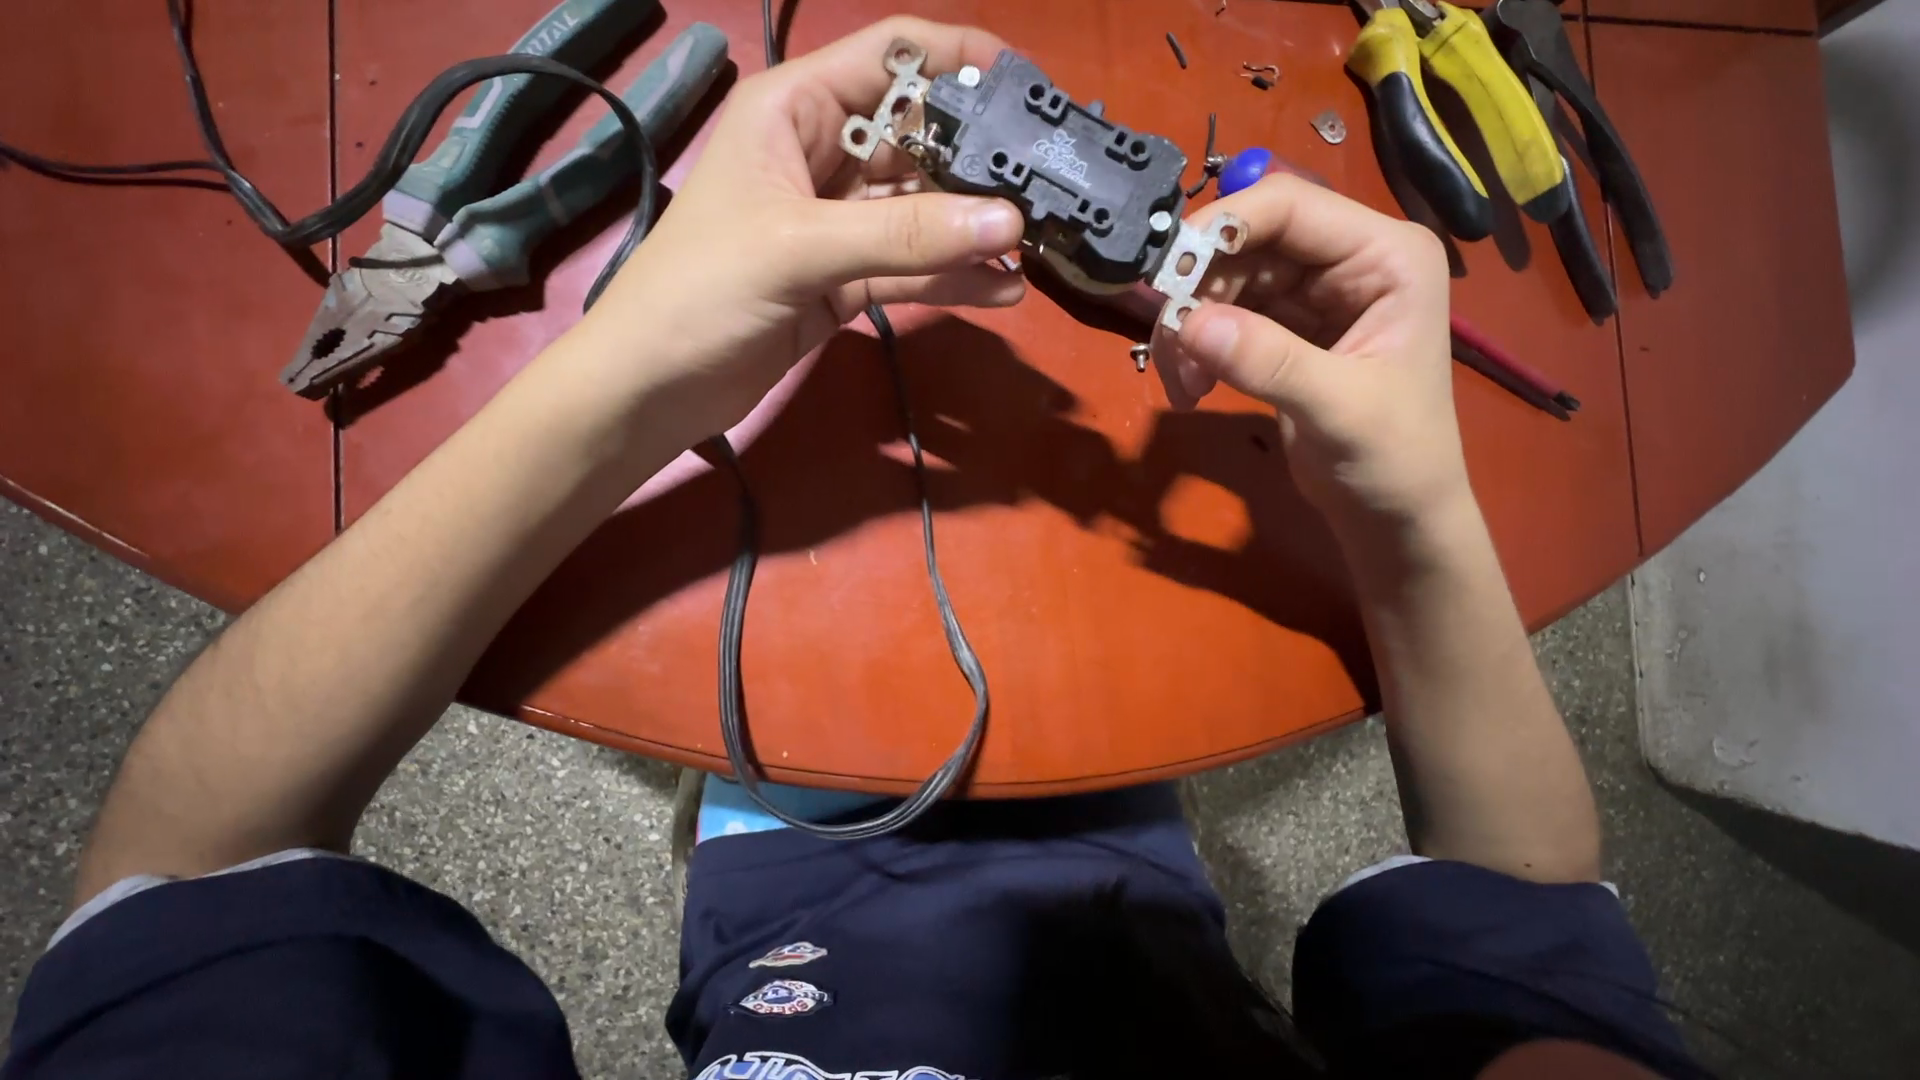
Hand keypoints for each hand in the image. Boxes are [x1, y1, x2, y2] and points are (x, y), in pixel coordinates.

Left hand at [571, 17, 1026, 439]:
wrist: (655, 385)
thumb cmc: (702, 290)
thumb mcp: (800, 247)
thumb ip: (903, 235)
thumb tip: (1007, 223)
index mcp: (796, 109)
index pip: (892, 58)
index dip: (960, 62)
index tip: (1028, 89)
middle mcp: (823, 156)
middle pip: (919, 140)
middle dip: (980, 161)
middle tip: (1048, 187)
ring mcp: (836, 224)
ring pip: (920, 214)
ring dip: (972, 231)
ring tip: (1035, 248)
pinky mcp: (845, 281)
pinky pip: (910, 270)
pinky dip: (951, 280)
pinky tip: (999, 292)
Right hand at [1150, 174, 1471, 534]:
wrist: (1391, 511)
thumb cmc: (1393, 458)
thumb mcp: (1338, 408)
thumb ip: (1269, 361)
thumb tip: (1188, 324)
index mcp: (1385, 256)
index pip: (1291, 208)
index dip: (1222, 228)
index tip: (1167, 275)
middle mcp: (1347, 261)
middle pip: (1247, 242)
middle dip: (1198, 292)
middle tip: (1167, 348)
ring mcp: (1312, 295)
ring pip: (1226, 282)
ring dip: (1191, 328)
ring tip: (1182, 385)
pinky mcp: (1283, 329)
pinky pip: (1223, 318)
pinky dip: (1197, 349)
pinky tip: (1191, 389)